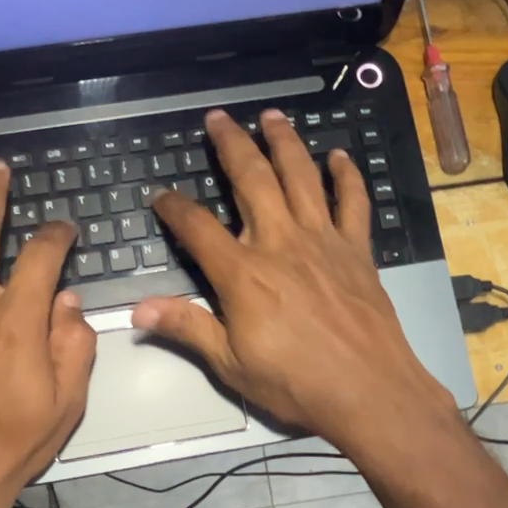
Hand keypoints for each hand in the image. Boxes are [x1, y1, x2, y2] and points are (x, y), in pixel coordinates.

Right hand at [133, 109, 457, 448]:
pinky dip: (345, 176)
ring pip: (301, 176)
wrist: (368, 391)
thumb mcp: (230, 364)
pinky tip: (339, 156)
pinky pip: (352, 202)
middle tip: (218, 118)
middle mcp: (280, 243)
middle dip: (231, 144)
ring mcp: (323, 242)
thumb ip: (187, 328)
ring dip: (284, 142)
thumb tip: (138, 310)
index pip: (197, 227)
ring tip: (272, 116)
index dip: (174, 208)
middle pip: (252, 179)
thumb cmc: (295, 383)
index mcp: (243, 274)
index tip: (161, 196)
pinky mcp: (356, 250)